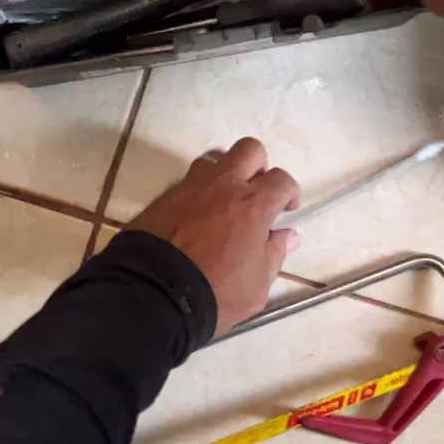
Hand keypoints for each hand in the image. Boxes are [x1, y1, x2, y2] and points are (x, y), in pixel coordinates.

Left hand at [130, 138, 300, 333]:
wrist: (153, 293)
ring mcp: (192, 186)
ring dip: (225, 174)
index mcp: (252, 205)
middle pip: (249, 150)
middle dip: (259, 166)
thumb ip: (274, 255)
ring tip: (223, 202)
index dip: (289, 191)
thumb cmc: (214, 292)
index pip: (281, 180)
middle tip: (256, 192)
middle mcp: (224, 185)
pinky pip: (188, 181)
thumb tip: (287, 235)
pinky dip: (198, 192)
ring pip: (215, 159)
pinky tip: (195, 216)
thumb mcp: (255, 287)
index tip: (286, 209)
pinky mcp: (165, 195)